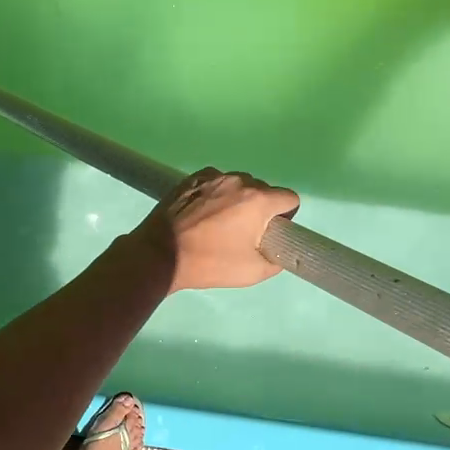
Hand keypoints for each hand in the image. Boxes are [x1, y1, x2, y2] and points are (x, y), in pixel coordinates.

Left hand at [134, 168, 299, 291]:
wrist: (160, 254)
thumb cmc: (209, 263)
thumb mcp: (253, 272)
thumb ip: (276, 259)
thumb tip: (279, 250)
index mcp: (258, 200)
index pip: (289, 198)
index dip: (285, 216)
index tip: (270, 231)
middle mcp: (238, 180)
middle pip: (262, 190)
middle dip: (259, 208)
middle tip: (241, 231)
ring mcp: (212, 176)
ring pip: (237, 184)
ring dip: (236, 199)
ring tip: (218, 222)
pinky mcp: (190, 178)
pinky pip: (215, 182)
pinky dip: (215, 194)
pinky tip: (201, 212)